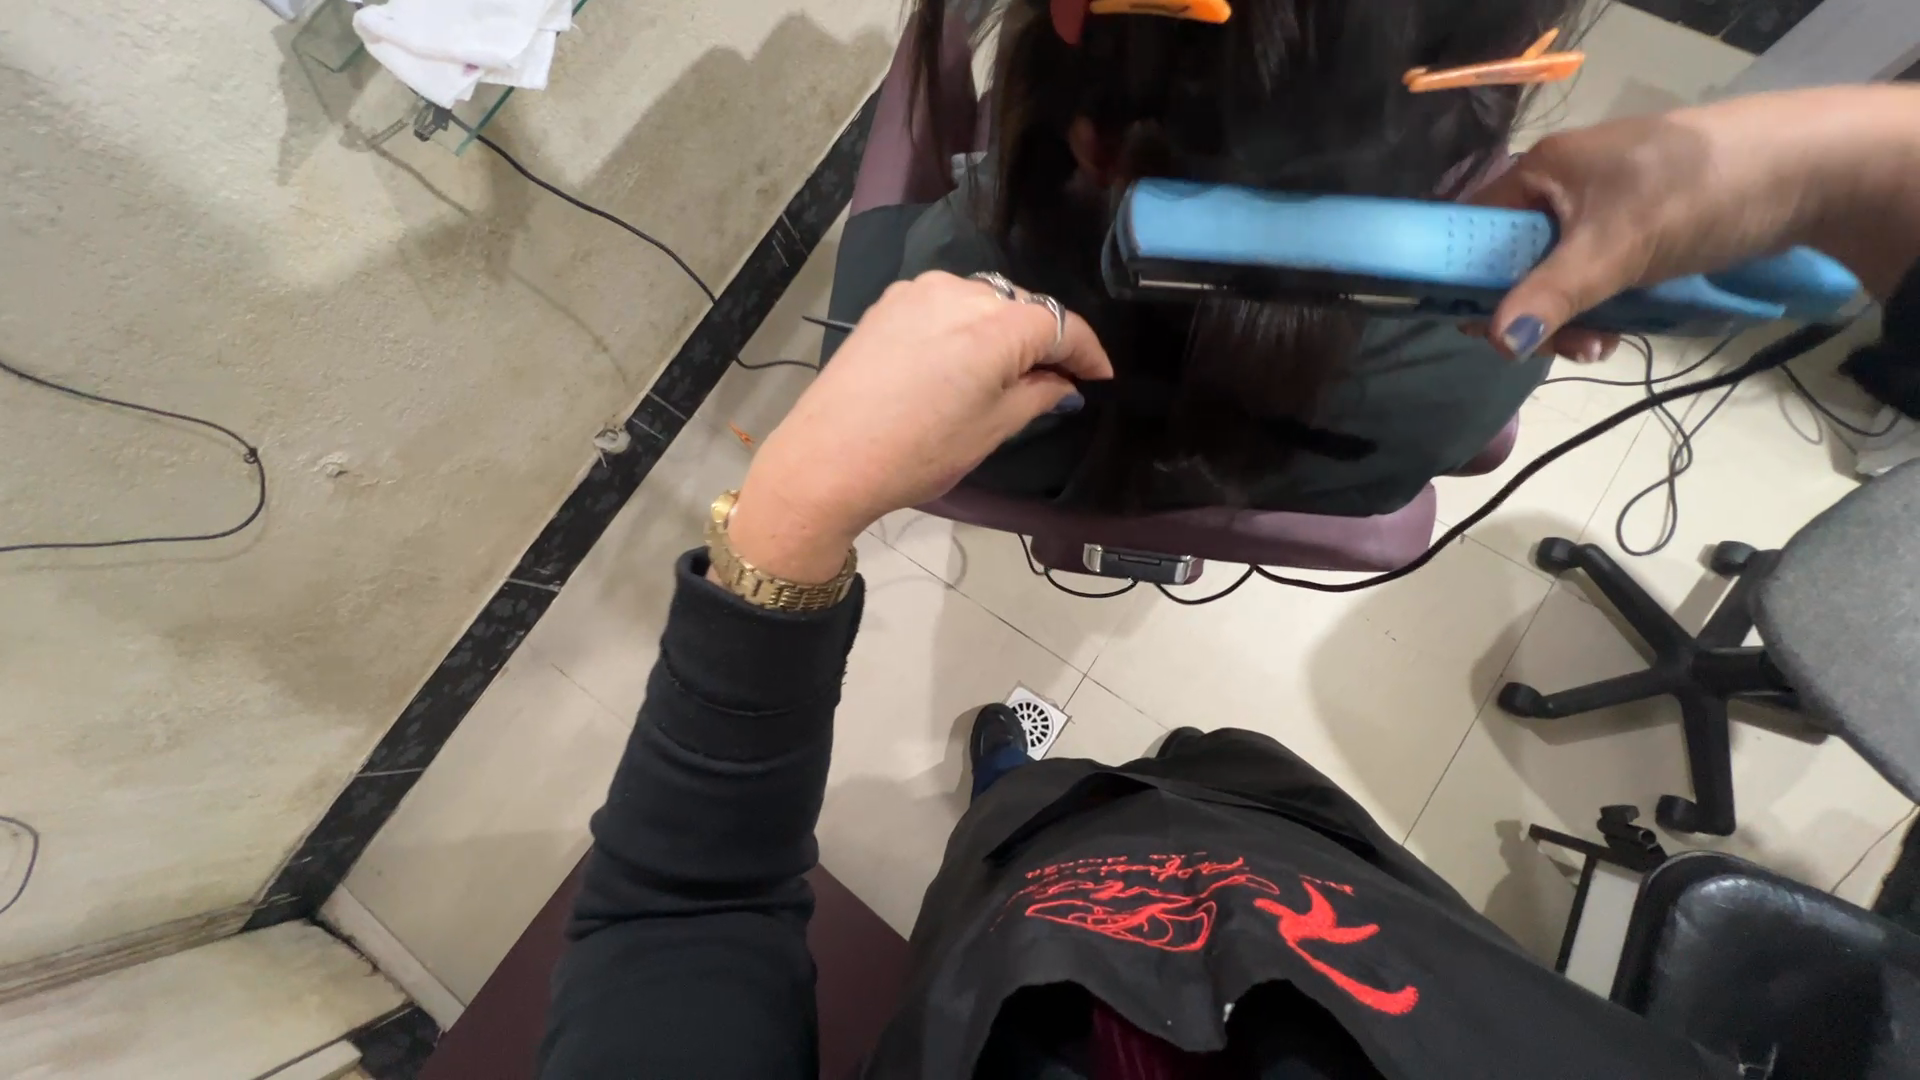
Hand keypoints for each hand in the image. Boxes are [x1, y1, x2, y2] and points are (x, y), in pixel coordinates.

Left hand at [723, 271, 1113, 582]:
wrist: (828, 459)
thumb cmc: (915, 454)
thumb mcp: (990, 431)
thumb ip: (1037, 395)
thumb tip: (1063, 382)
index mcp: (995, 327)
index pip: (1061, 325)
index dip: (1087, 352)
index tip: (1099, 378)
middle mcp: (960, 293)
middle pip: (1022, 307)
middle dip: (1043, 341)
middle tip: (1049, 382)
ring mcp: (919, 292)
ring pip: (983, 301)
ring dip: (1001, 331)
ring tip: (999, 373)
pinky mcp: (889, 302)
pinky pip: (946, 304)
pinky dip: (964, 326)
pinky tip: (957, 360)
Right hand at [1472, 85, 1919, 359]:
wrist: (1830, 170)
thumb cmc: (1705, 191)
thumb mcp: (1618, 247)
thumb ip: (1550, 296)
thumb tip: (1497, 344)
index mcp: (1539, 171)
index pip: (1469, 232)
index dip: (1464, 281)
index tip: (1481, 325)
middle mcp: (1557, 187)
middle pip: (1506, 265)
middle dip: (1526, 314)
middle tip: (1555, 346)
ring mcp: (1594, 209)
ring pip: (1546, 279)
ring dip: (1563, 321)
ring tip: (1599, 343)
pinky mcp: (1628, 230)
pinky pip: (1583, 278)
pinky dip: (1593, 309)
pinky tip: (1616, 329)